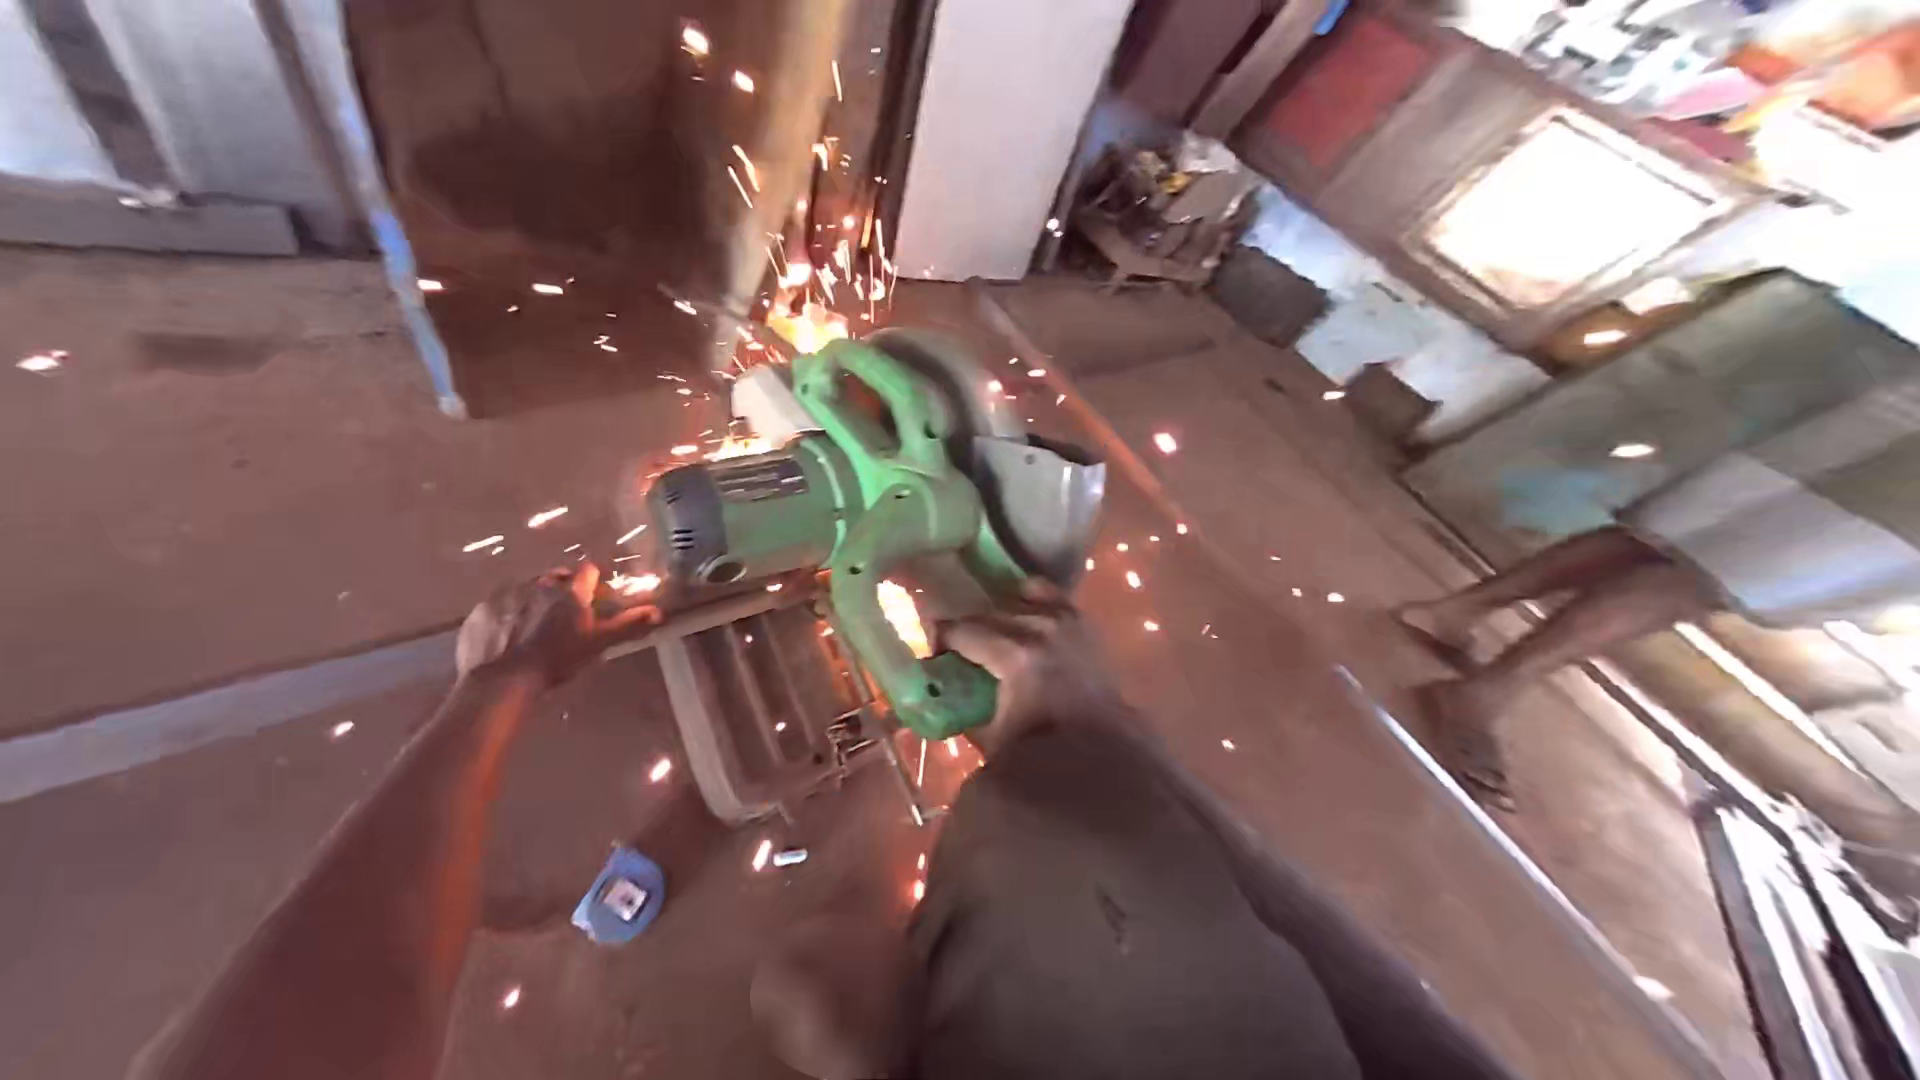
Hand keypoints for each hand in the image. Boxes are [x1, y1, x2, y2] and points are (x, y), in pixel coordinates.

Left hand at [456, 563, 661, 686]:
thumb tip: (660, 612)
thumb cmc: (560, 658)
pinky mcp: (483, 611)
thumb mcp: (600, 642)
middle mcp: (540, 585)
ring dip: (536, 600)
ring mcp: (508, 596)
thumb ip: (630, 624)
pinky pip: (501, 606)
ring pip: (529, 589)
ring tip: (538, 626)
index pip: (587, 571)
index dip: (594, 581)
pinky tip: (512, 636)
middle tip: (568, 615)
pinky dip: (509, 615)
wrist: (505, 679)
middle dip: (564, 589)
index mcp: (571, 591)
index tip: (597, 597)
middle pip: (557, 578)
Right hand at [942, 579, 1126, 756]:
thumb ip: (960, 710)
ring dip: (995, 619)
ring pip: (1012, 603)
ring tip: (990, 641)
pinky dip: (1028, 598)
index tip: (935, 656)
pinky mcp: (1078, 619)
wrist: (1102, 747)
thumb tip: (937, 693)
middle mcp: (1039, 628)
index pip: (961, 630)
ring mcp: (1063, 620)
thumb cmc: (1043, 746)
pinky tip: (1019, 612)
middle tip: (959, 655)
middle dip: (966, 632)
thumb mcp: (990, 735)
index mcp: (1016, 655)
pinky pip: (1045, 593)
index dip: (940, 640)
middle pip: (985, 615)